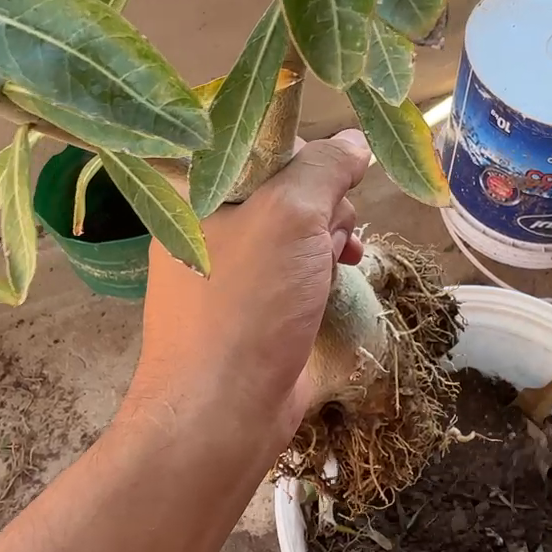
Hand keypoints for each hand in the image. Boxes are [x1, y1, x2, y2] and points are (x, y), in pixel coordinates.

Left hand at [132, 130, 370, 439]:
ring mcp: (231, 261)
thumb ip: (325, 168)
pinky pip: (297, 261)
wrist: (221, 412)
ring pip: (299, 224)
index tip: (335, 175)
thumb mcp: (290, 217)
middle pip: (288, 181)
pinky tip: (341, 276)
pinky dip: (323, 264)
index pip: (261, 139)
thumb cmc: (247, 305)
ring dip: (331, 235)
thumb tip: (354, 142)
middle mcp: (209, 218)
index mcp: (197, 188)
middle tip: (331, 232)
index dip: (307, 152)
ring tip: (339, 261)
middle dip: (325, 203)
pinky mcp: (253, 297)